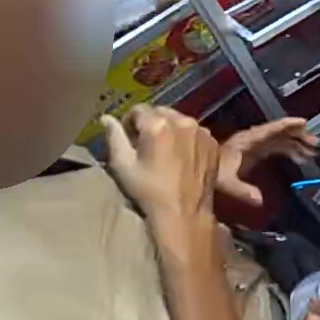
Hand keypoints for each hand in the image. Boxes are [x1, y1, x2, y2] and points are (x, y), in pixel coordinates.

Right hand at [101, 104, 222, 225]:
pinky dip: (187, 137)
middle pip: (162, 111)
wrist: (184, 210)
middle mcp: (184, 122)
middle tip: (146, 144)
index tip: (130, 138)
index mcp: (158, 125)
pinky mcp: (214, 142)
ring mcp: (202, 131)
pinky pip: (196, 131)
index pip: (139, 109)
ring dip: (171, 128)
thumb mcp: (123, 164)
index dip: (130, 122)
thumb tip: (106, 118)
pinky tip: (182, 155)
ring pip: (181, 120)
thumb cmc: (148, 190)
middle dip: (151, 123)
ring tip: (165, 150)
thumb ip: (114, 137)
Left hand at [216, 117, 318, 206]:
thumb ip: (241, 190)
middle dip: (299, 136)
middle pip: (280, 133)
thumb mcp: (224, 182)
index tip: (304, 122)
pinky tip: (301, 159)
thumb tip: (260, 201)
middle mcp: (254, 139)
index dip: (287, 124)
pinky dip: (291, 151)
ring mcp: (256, 145)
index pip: (271, 129)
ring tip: (313, 153)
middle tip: (316, 144)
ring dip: (298, 144)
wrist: (199, 173)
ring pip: (281, 140)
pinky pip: (278, 148)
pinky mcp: (256, 152)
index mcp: (247, 141)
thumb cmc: (211, 174)